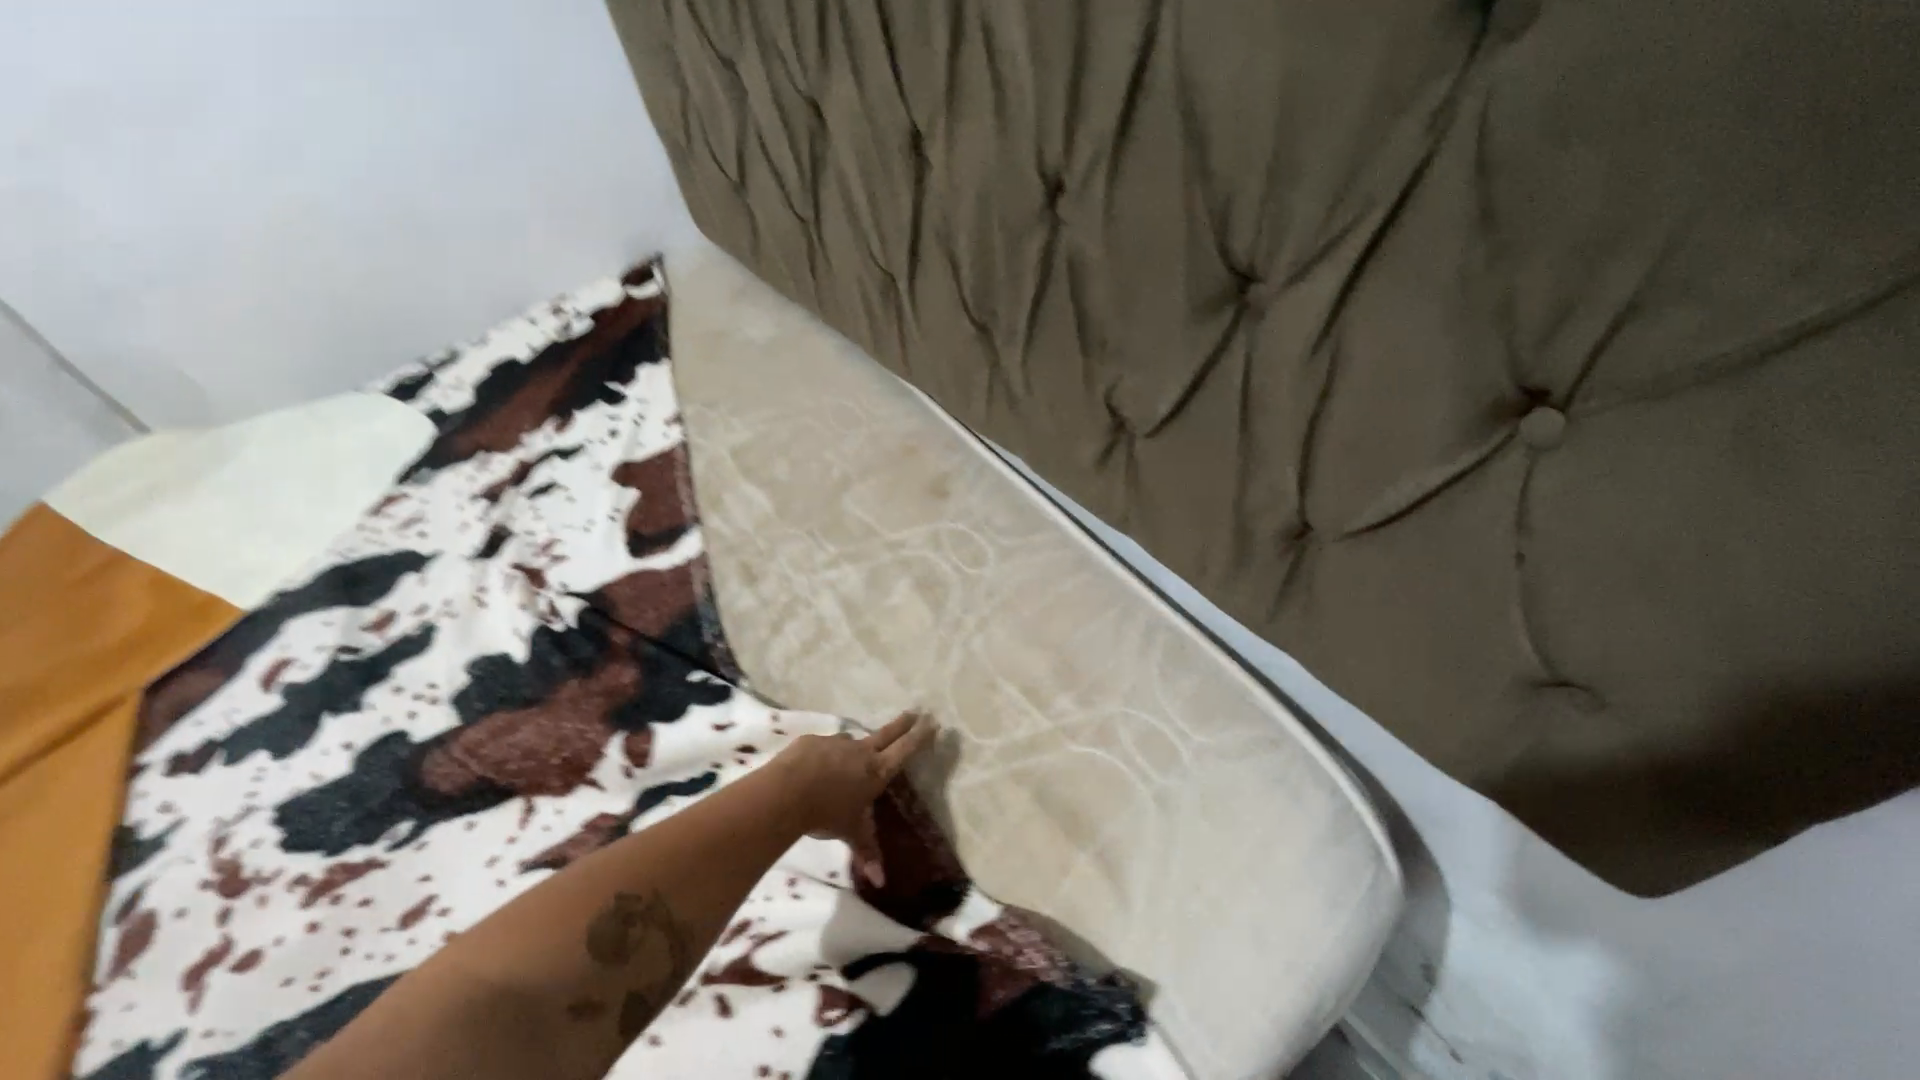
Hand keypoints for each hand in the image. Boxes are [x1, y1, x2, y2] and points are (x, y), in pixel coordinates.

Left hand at [767, 711, 936, 885]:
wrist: (787, 792)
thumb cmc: (827, 814)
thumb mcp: (851, 833)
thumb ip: (867, 853)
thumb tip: (881, 882)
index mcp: (876, 772)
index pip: (905, 750)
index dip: (920, 736)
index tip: (932, 721)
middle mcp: (860, 752)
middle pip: (887, 733)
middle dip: (903, 724)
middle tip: (915, 711)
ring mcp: (835, 743)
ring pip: (851, 742)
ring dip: (854, 747)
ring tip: (849, 759)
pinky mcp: (812, 741)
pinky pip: (822, 747)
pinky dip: (823, 756)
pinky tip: (814, 768)